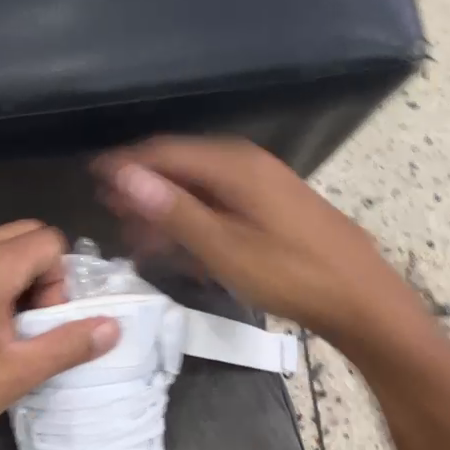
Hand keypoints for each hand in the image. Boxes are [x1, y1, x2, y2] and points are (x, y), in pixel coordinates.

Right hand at [93, 136, 422, 344]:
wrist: (358, 297)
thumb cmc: (289, 274)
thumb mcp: (223, 248)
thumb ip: (173, 212)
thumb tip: (125, 178)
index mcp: (233, 166)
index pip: (164, 153)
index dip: (125, 165)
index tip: (91, 179)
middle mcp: (246, 165)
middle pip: (180, 166)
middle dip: (142, 188)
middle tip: (108, 212)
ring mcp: (261, 185)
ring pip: (198, 188)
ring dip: (165, 209)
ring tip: (135, 236)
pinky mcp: (270, 208)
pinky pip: (218, 204)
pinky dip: (192, 221)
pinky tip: (179, 247)